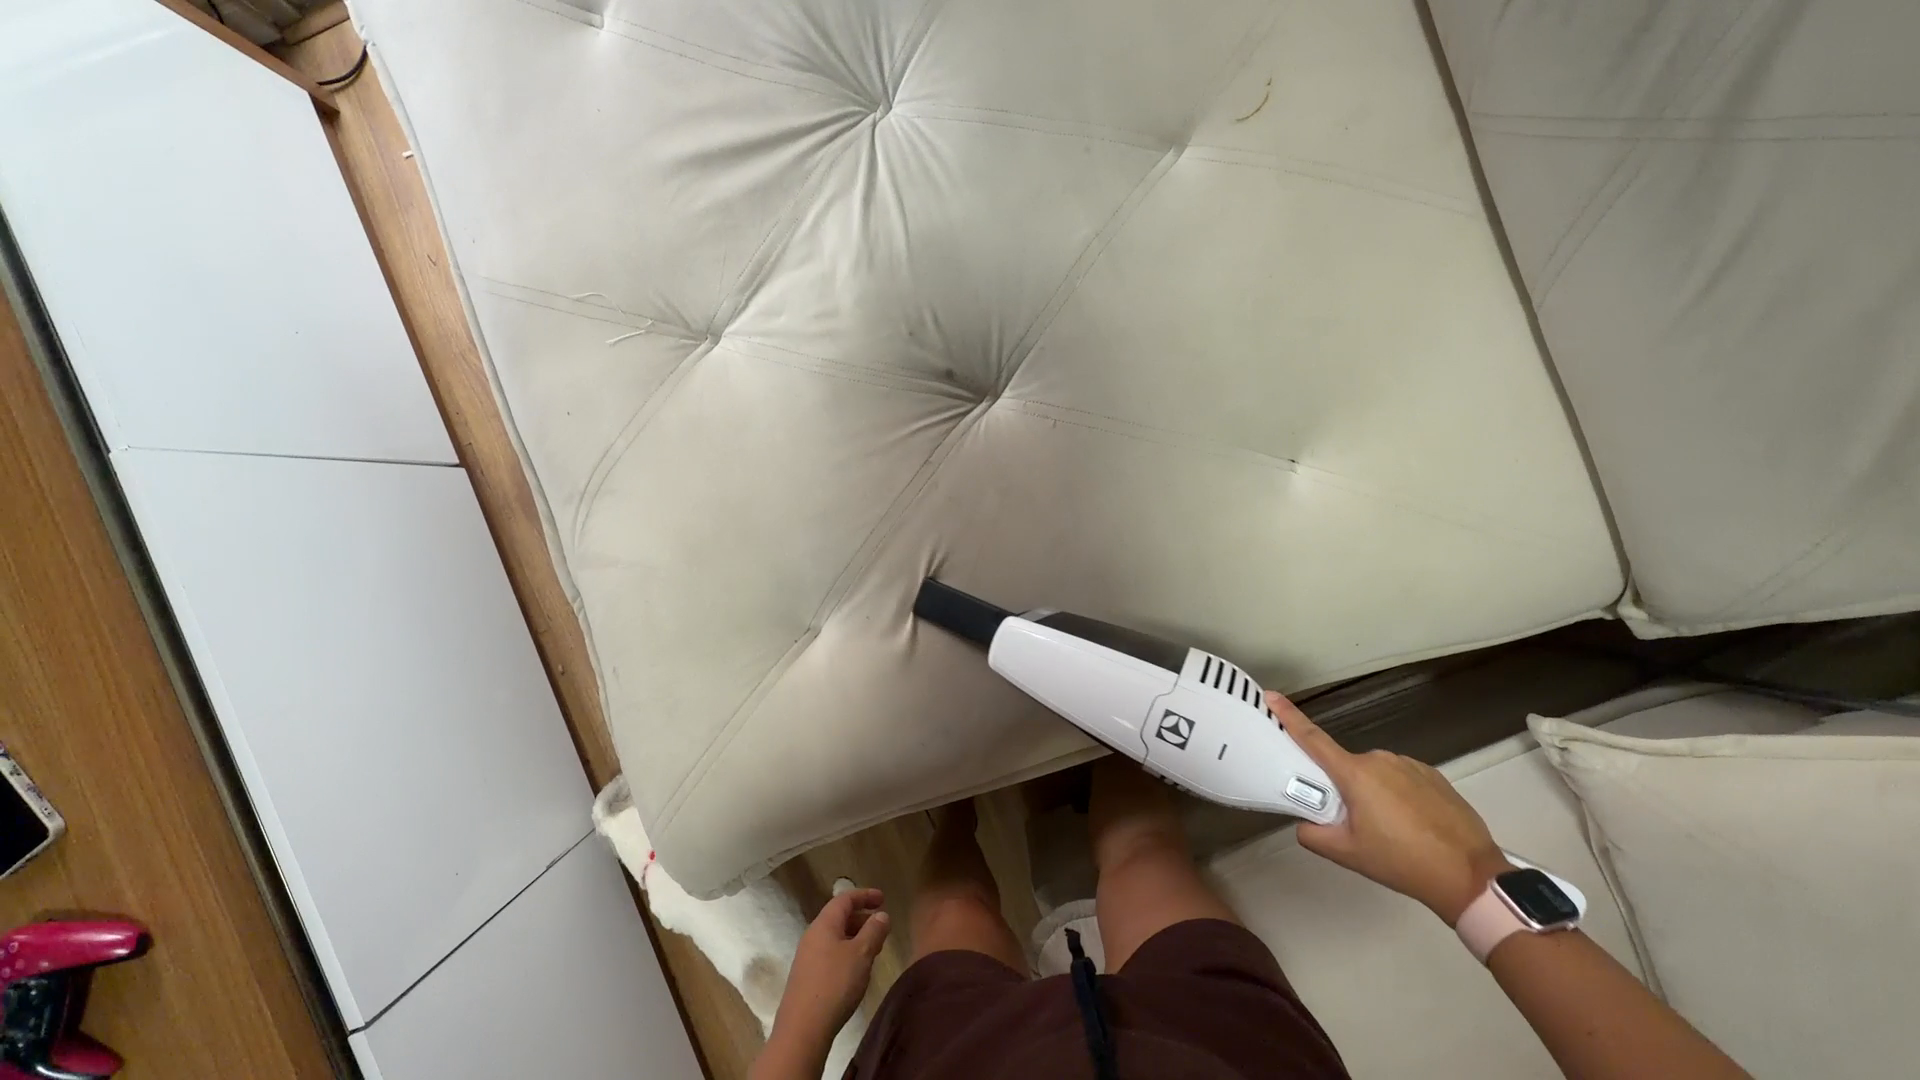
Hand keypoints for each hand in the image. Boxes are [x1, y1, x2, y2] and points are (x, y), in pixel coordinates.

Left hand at [769, 888, 889, 1051]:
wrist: (803, 1028)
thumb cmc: (835, 984)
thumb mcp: (861, 954)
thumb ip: (873, 931)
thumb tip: (881, 914)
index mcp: (824, 924)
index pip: (844, 899)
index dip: (864, 895)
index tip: (883, 899)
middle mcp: (812, 936)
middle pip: (838, 917)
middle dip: (861, 917)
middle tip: (881, 926)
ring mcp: (807, 957)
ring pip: (835, 937)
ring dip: (855, 936)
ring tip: (874, 948)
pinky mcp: (807, 976)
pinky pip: (830, 953)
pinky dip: (847, 952)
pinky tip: (857, 969)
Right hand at [1267, 691, 1511, 924]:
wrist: (1469, 875)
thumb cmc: (1401, 861)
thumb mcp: (1347, 854)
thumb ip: (1313, 835)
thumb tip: (1305, 823)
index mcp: (1355, 774)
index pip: (1312, 739)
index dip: (1289, 716)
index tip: (1271, 696)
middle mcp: (1380, 759)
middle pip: (1346, 768)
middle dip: (1343, 789)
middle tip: (1356, 826)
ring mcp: (1410, 765)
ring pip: (1374, 774)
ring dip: (1372, 793)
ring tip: (1390, 831)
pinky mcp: (1433, 775)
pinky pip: (1401, 779)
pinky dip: (1398, 796)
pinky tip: (1412, 824)